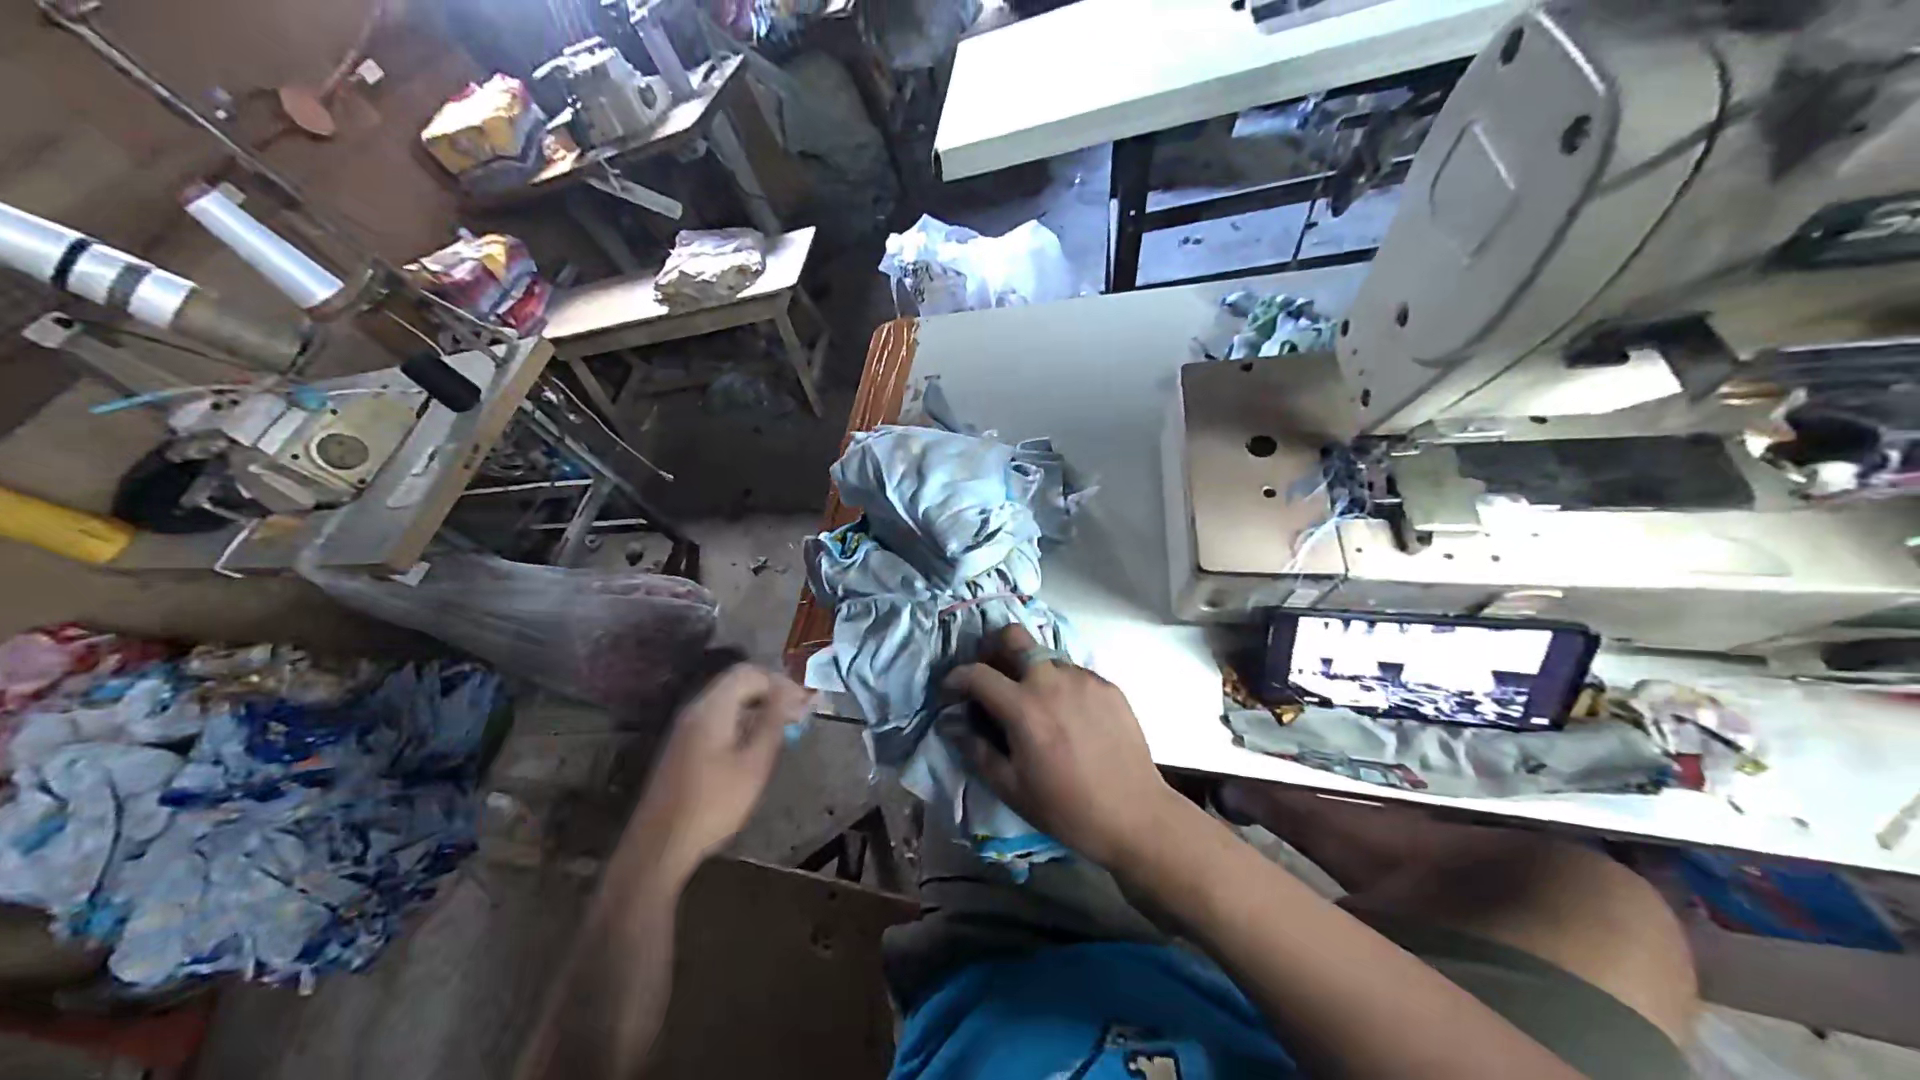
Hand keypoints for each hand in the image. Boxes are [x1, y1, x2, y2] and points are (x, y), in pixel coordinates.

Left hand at [632, 664, 808, 872]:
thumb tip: (790, 692)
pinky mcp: (684, 746)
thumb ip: (773, 722)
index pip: (749, 673)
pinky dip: (743, 721)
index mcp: (712, 708)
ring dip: (758, 707)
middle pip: (738, 683)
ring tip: (785, 727)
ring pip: (729, 701)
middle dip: (771, 692)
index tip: (804, 701)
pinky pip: (719, 718)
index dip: (781, 681)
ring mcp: (686, 728)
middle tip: (799, 713)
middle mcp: (696, 709)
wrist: (660, 844)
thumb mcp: (754, 763)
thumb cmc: (714, 803)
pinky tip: (757, 743)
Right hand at [943, 625, 1182, 868]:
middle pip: (1013, 636)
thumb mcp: (1011, 788)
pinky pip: (1072, 673)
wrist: (1134, 814)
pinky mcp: (1107, 686)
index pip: (977, 674)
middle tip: (991, 674)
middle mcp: (1052, 680)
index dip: (956, 678)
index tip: (951, 690)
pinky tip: (1065, 716)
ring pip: (1044, 655)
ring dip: (1028, 670)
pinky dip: (1058, 685)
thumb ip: (976, 749)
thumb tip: (952, 724)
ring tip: (1032, 704)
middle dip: (992, 648)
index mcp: (1024, 707)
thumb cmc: (1066, 808)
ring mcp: (1083, 679)